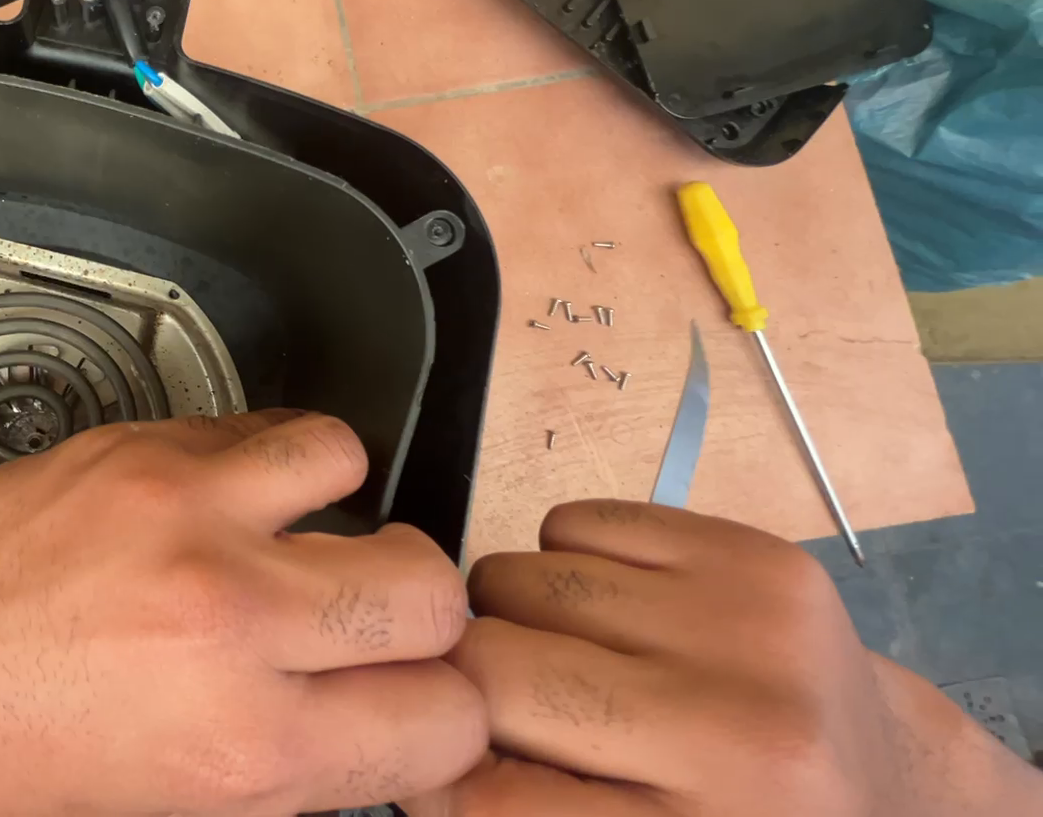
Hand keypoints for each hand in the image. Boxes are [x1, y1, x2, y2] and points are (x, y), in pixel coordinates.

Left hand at [0, 413, 485, 816]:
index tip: (412, 686)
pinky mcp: (131, 445)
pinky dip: (260, 456)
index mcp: (246, 749)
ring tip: (288, 525)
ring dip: (335, 499)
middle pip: (428, 582)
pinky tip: (217, 492)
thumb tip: (362, 706)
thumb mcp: (172, 799)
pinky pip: (254, 423)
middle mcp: (229, 616)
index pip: (445, 720)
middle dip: (411, 601)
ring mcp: (179, 510)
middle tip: (362, 603)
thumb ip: (287, 749)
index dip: (439, 705)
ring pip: (349, 462)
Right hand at [409, 500, 1042, 816]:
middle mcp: (739, 732)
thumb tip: (409, 745)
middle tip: (521, 700)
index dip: (445, 770)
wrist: (898, 792)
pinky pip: (568, 520)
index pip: (481, 789)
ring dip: (515, 611)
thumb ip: (508, 806)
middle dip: (478, 676)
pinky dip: (566, 558)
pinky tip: (621, 607)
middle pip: (487, 662)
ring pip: (512, 575)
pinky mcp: (752, 552)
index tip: (456, 762)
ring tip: (577, 651)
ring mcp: (750, 627)